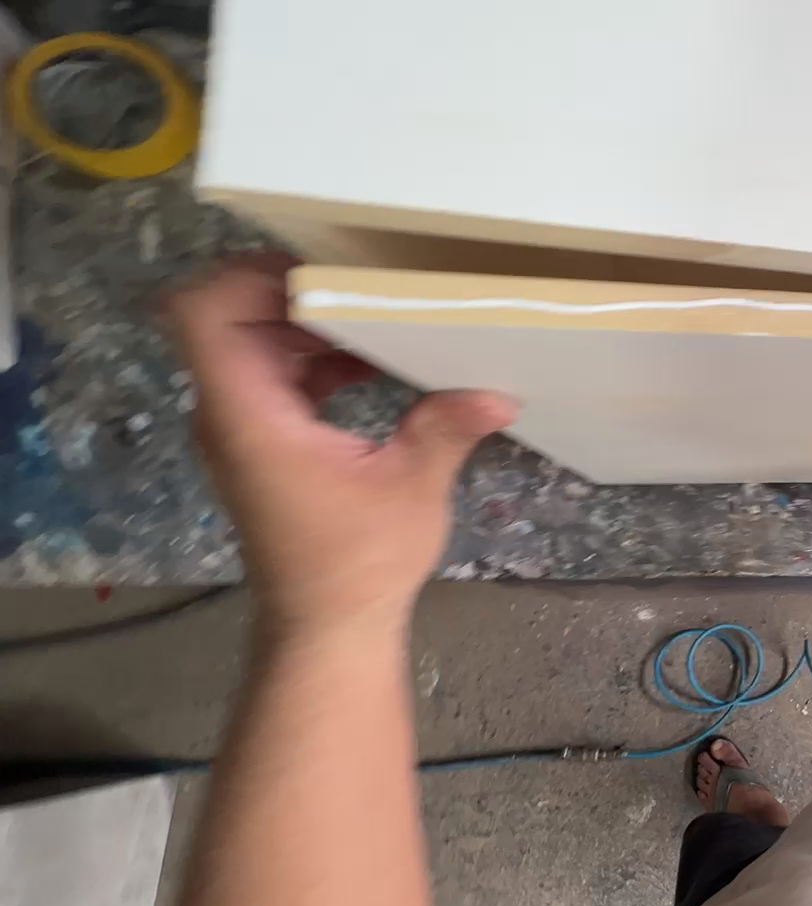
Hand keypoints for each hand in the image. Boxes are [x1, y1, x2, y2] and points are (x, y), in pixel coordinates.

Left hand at [168, 258, 516, 635]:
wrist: (330, 617)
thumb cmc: (363, 556)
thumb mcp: (414, 487)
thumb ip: (445, 429)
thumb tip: (500, 394)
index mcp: (252, 416)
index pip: (206, 314)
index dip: (251, 278)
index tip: (331, 277)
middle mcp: (232, 413)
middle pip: (229, 321)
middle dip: (298, 298)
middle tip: (373, 293)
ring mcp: (246, 429)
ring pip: (253, 349)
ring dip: (312, 331)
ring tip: (383, 327)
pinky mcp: (267, 445)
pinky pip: (277, 381)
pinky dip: (318, 364)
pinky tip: (375, 371)